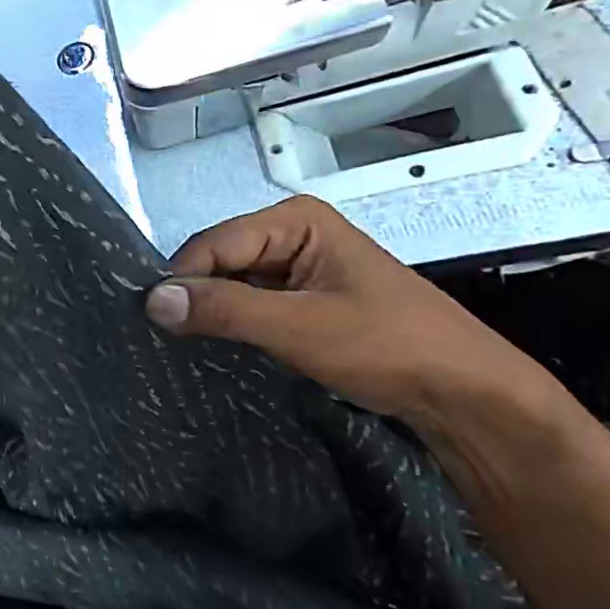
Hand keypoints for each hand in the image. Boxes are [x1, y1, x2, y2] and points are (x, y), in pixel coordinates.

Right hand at [145, 196, 574, 428]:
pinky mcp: (307, 302)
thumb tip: (151, 299)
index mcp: (296, 220)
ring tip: (180, 349)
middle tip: (160, 341)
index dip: (181, 280)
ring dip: (214, 315)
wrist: (458, 389)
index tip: (151, 323)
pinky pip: (256, 307)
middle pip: (222, 261)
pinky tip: (218, 351)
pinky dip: (236, 327)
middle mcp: (295, 235)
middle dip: (196, 297)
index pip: (214, 242)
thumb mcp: (299, 327)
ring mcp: (302, 270)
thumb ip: (226, 310)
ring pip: (236, 286)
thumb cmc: (385, 345)